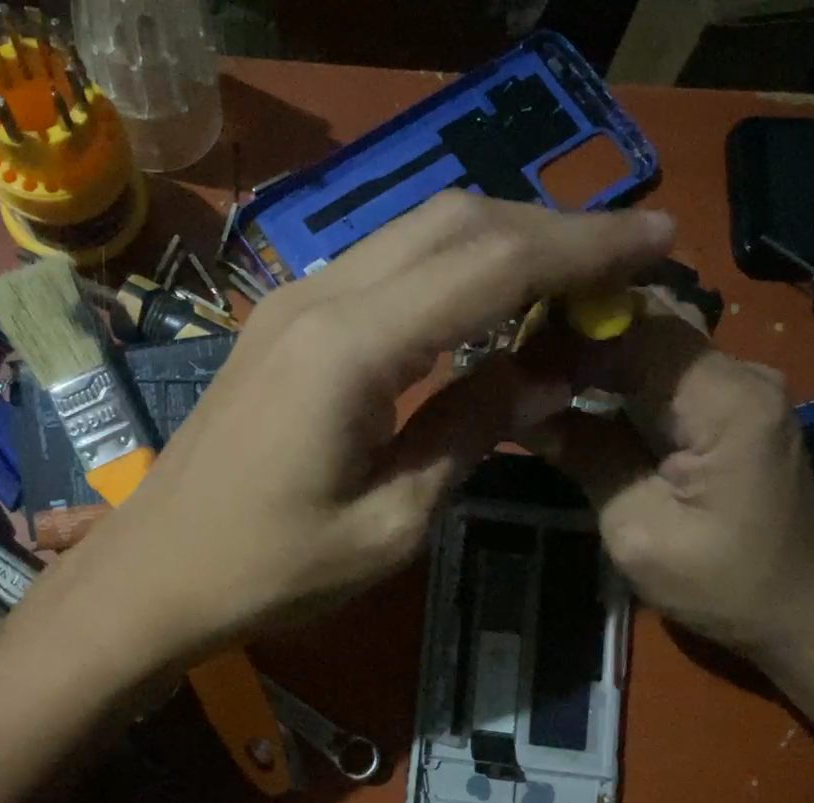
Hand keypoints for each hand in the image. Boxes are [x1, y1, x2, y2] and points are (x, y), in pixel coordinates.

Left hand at [57, 192, 675, 659]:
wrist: (155, 573)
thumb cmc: (269, 570)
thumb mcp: (390, 523)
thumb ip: (471, 430)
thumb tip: (547, 367)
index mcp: (351, 346)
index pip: (493, 262)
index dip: (584, 246)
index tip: (658, 241)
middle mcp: (319, 296)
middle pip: (454, 220)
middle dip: (548, 229)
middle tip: (619, 264)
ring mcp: (291, 301)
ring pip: (415, 231)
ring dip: (497, 240)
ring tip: (567, 277)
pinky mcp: (281, 321)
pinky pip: (381, 265)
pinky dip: (446, 267)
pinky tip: (481, 302)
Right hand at [523, 293, 813, 654]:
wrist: (803, 613)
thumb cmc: (723, 583)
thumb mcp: (639, 529)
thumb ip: (587, 457)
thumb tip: (522, 409)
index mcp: (726, 400)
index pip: (637, 329)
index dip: (569, 334)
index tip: (511, 358)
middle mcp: (740, 375)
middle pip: (647, 325)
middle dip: (576, 337)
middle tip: (513, 363)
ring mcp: (739, 388)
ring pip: (653, 342)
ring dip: (592, 353)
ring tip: (532, 374)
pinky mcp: (731, 407)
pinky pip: (664, 372)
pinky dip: (616, 376)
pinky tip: (574, 391)